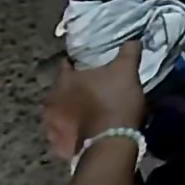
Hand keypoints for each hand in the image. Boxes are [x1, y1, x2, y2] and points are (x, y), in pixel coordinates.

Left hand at [41, 41, 145, 159]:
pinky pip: (64, 132)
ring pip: (62, 111)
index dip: (78, 62)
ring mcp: (51, 126)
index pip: (66, 63)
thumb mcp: (128, 70)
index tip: (91, 63)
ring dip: (73, 109)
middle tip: (94, 87)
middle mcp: (51, 101)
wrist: (111, 143)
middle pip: (62, 88)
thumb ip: (129, 51)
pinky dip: (74, 129)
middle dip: (75, 87)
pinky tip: (88, 128)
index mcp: (64, 80)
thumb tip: (133, 39)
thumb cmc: (115, 100)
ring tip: (92, 109)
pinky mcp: (57, 145)